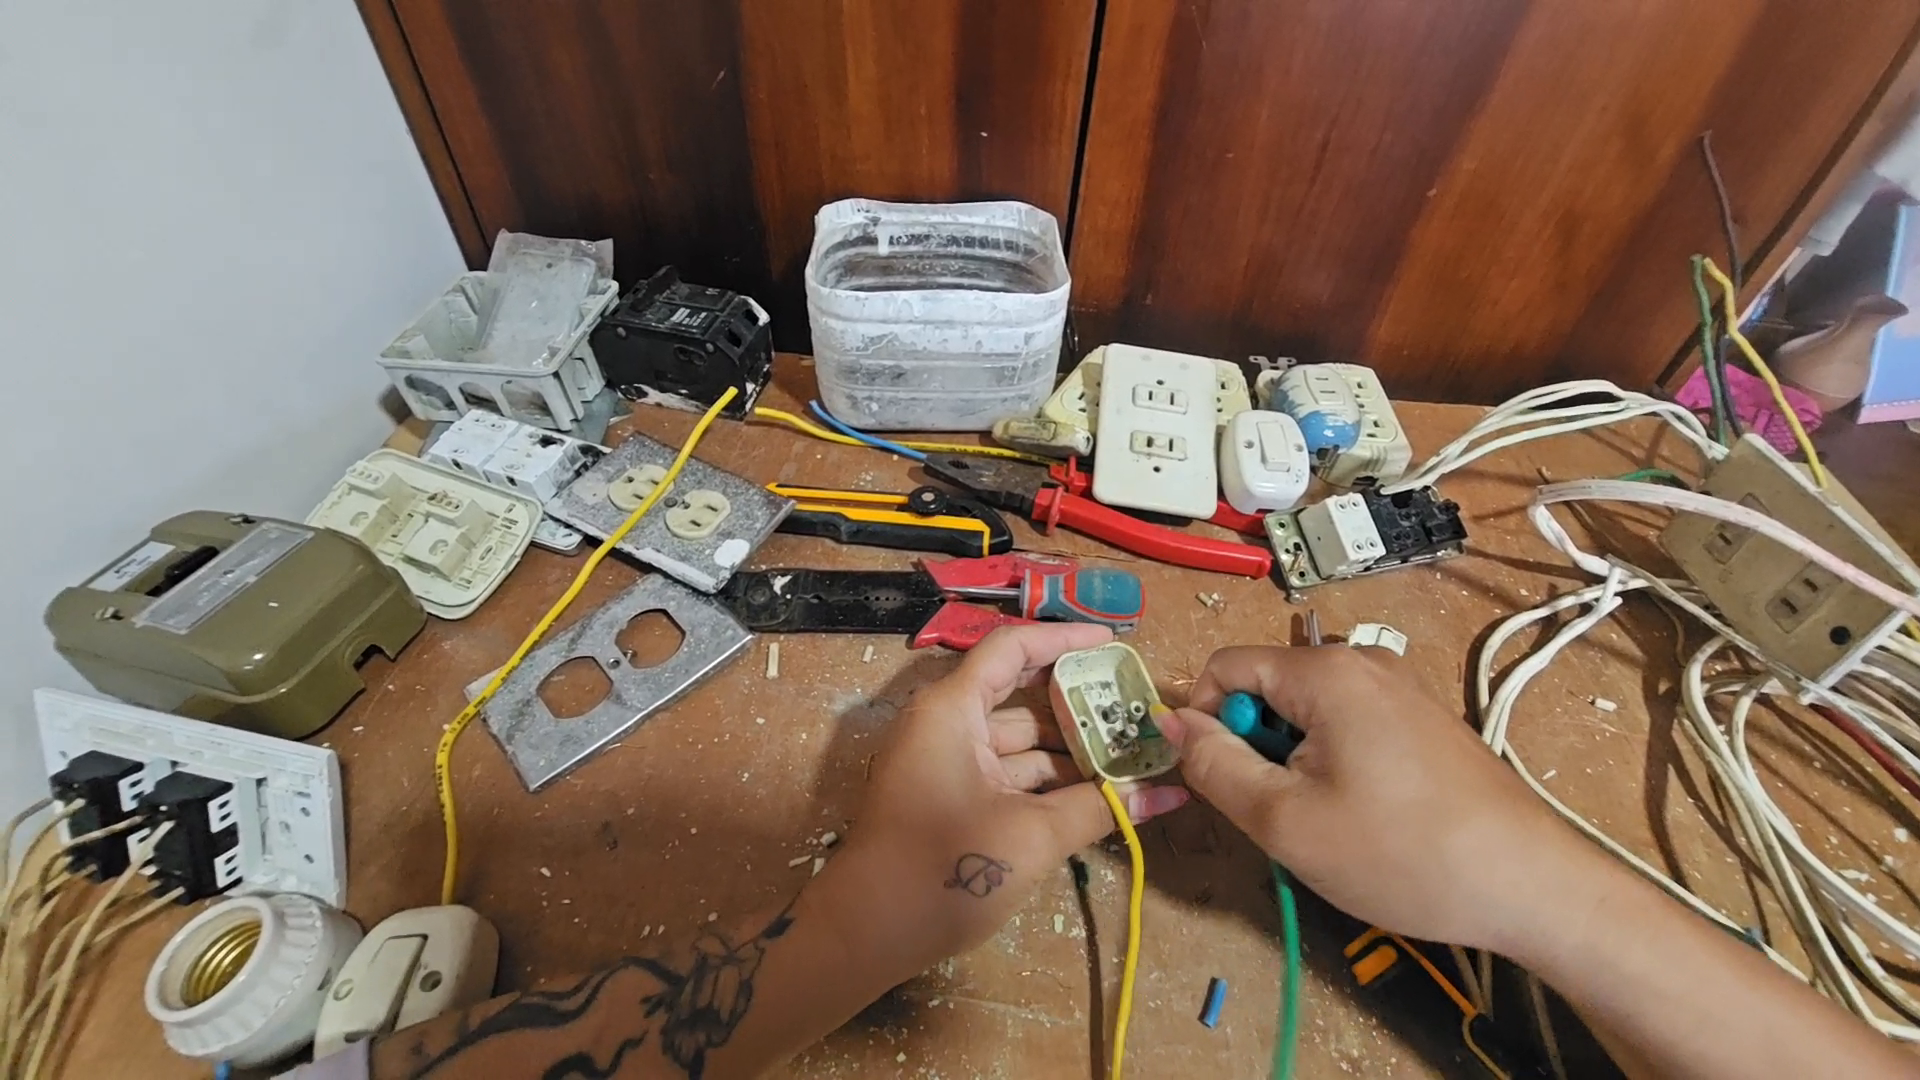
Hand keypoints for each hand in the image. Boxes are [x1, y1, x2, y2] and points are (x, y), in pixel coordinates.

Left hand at [821, 624, 1188, 981]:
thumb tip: (1168, 793)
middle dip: (1077, 702)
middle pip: (1020, 694)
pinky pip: (1005, 770)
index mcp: (953, 708)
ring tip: (1129, 752)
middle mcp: (948, 722)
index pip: (1013, 648)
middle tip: (1133, 705)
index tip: (1113, 645)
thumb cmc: (945, 869)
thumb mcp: (1032, 836)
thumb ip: (1100, 808)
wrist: (868, 932)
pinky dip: (1045, 778)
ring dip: (1068, 748)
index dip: (1064, 640)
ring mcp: (947, 759)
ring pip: (1017, 738)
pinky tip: (1095, 791)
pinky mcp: (951, 792)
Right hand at [1158, 645, 1585, 951]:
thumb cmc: (1401, 852)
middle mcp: (1360, 660)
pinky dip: (1328, 756)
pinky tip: (1361, 808)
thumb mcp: (1284, 818)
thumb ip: (1212, 763)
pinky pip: (1343, 719)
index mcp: (1323, 671)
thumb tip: (1170, 721)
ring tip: (1323, 813)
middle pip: (1264, 685)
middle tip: (1278, 807)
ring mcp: (1397, 686)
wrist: (1539, 889)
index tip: (1220, 777)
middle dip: (1253, 742)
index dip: (1203, 718)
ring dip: (1289, 754)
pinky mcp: (1420, 715)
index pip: (1223, 666)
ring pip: (1302, 707)